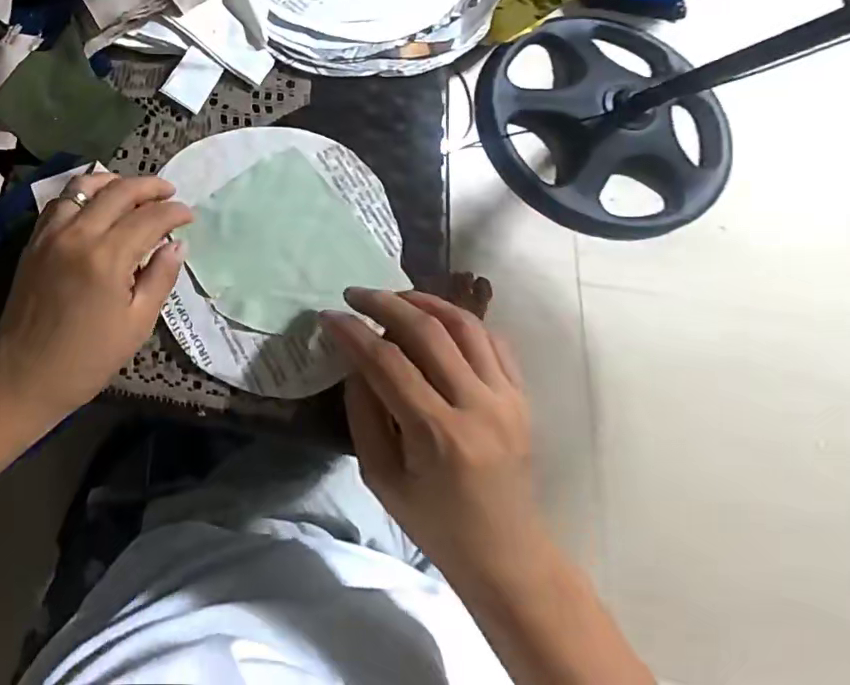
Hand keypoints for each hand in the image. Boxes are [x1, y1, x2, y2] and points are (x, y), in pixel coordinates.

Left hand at [0, 173, 191, 430]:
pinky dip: (81, 194)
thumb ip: (159, 278)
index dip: (173, 212)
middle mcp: (77, 234)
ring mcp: (50, 234)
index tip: (189, 214)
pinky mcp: (33, 240)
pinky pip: (59, 202)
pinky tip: (94, 204)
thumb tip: (176, 244)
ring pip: (82, 187)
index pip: (148, 218)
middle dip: (147, 187)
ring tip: (132, 191)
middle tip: (168, 192)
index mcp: (106, 257)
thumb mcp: (136, 325)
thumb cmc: (88, 358)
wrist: (25, 372)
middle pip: (117, 192)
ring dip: (111, 182)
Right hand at [322, 288, 545, 586]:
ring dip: (425, 302)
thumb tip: (353, 360)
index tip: (327, 315)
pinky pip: (493, 342)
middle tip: (354, 295)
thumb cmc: (433, 520)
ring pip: (466, 326)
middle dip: (384, 303)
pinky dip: (460, 321)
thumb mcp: (379, 473)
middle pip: (429, 332)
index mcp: (438, 434)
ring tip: (393, 297)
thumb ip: (363, 411)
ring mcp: (508, 401)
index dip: (352, 332)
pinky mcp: (522, 399)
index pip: (387, 361)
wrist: (509, 555)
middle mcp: (479, 408)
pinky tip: (433, 319)